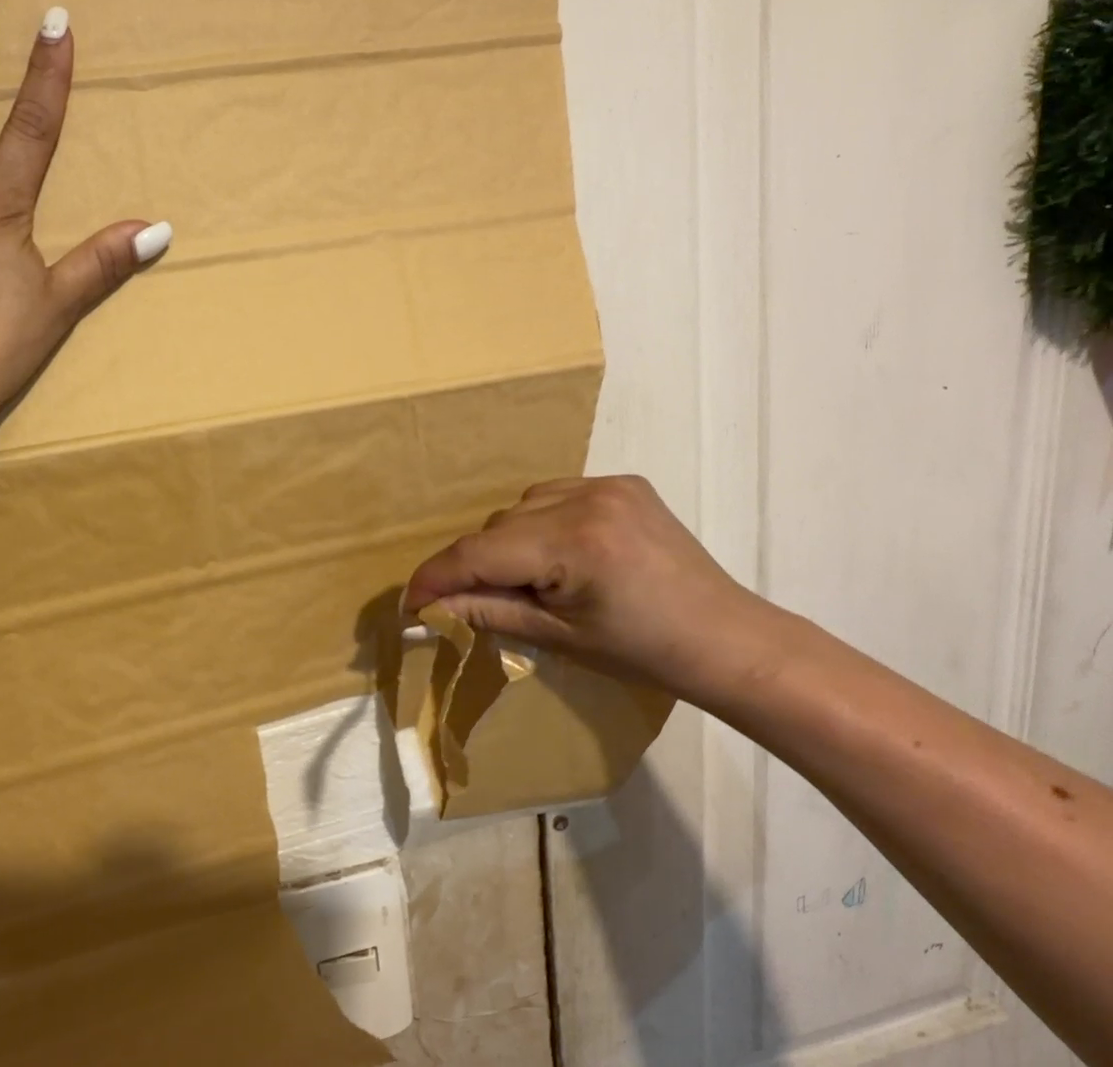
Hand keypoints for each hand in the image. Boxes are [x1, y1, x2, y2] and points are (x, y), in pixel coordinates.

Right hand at [405, 476, 789, 704]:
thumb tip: (426, 608)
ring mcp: (607, 485)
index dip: (435, 578)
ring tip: (523, 581)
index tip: (409, 604)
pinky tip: (552, 553)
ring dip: (504, 544)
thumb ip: (485, 612)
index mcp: (574, 543)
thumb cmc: (642, 651)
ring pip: (516, 510)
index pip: (477, 553)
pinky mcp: (622, 483)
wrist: (725, 638)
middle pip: (494, 529)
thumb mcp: (555, 638)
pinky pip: (549, 496)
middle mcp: (587, 499)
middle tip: (468, 606)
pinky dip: (534, 524)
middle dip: (473, 567)